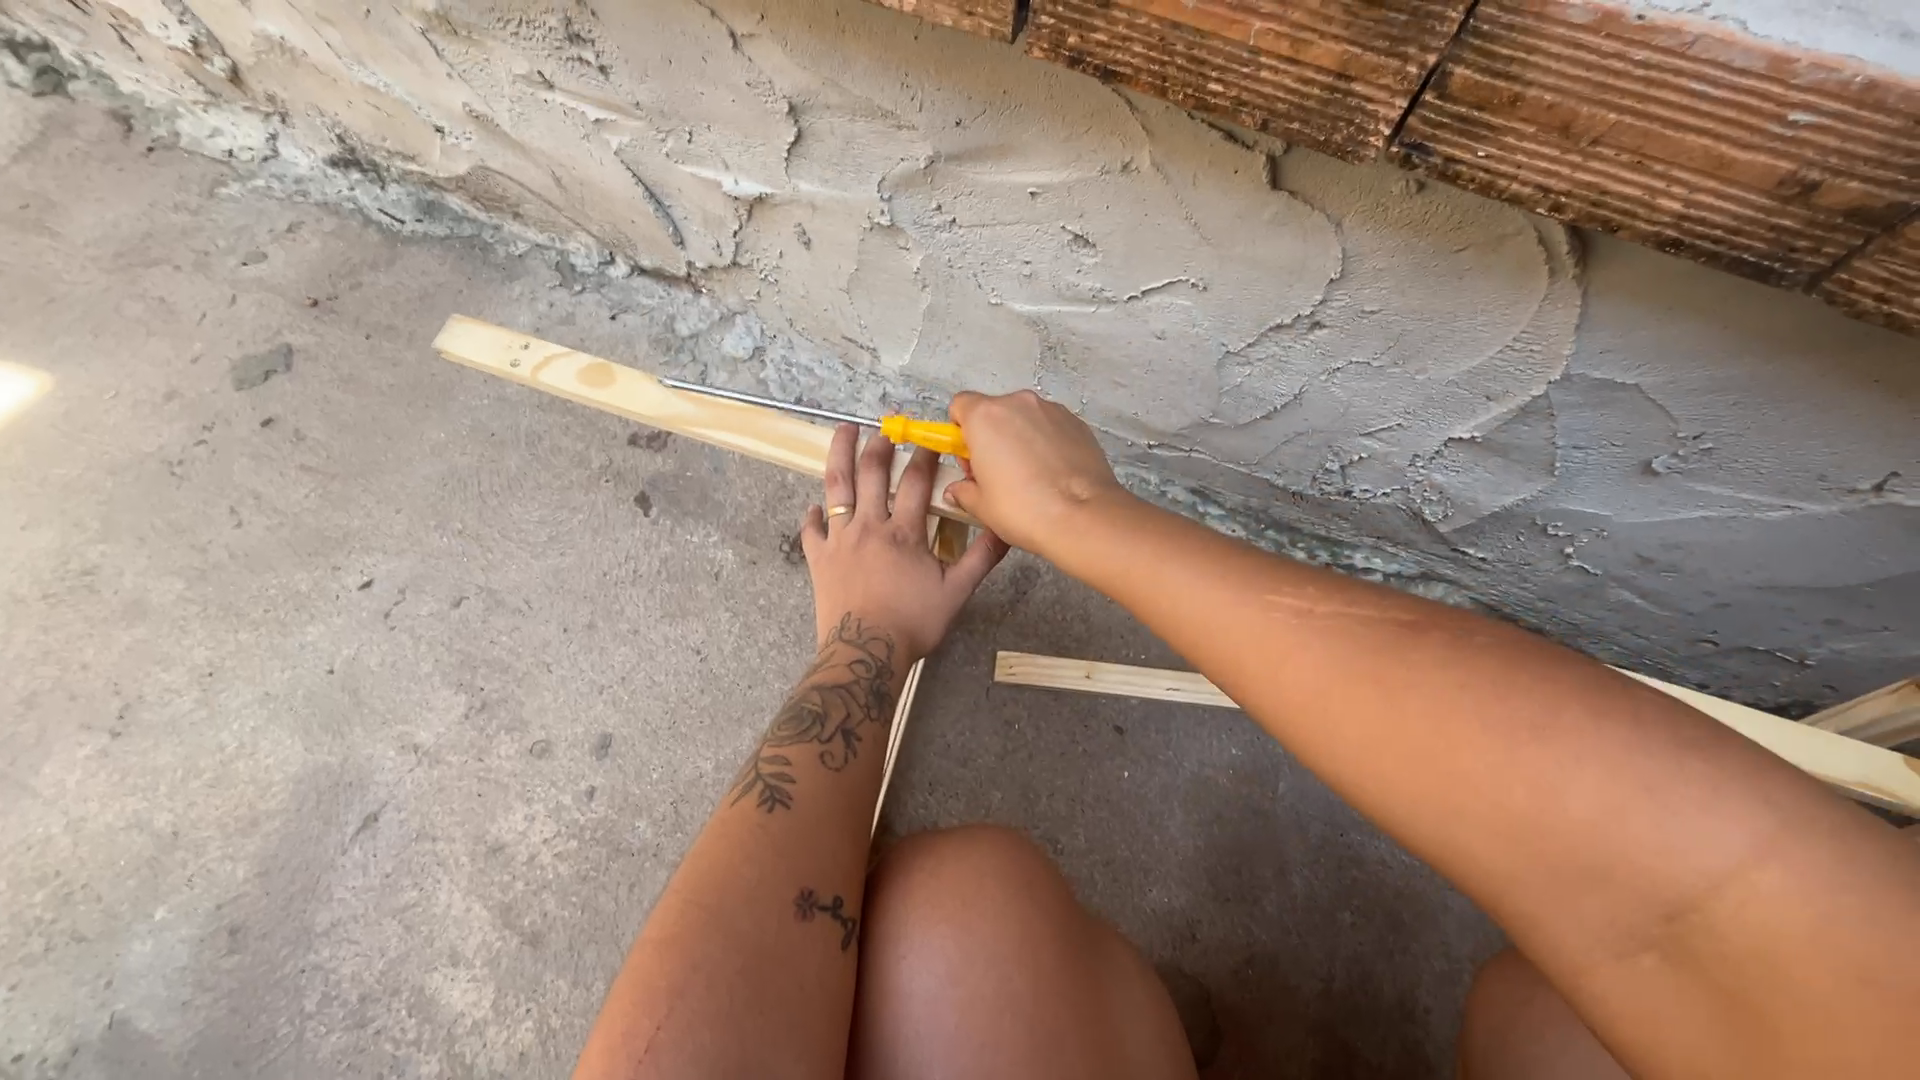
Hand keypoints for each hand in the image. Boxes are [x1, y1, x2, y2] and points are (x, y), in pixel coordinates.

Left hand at [798, 424, 1007, 660]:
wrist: (865, 652)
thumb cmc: (912, 624)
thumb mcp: (956, 592)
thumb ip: (980, 559)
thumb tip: (1005, 530)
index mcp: (905, 532)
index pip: (917, 482)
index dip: (925, 456)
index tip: (930, 437)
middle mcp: (870, 526)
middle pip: (873, 473)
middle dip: (881, 445)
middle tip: (886, 427)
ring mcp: (840, 540)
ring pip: (837, 487)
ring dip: (840, 455)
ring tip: (844, 431)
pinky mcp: (818, 559)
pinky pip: (811, 530)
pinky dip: (812, 515)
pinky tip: (814, 506)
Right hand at [942, 390, 1130, 556]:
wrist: (1082, 516)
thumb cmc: (1028, 509)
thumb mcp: (981, 506)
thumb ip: (963, 491)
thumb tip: (959, 490)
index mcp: (985, 417)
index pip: (960, 405)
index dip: (959, 431)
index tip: (967, 456)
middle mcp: (1018, 404)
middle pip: (993, 411)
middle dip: (990, 437)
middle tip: (994, 474)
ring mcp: (1050, 410)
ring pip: (1023, 418)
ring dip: (1019, 439)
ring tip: (1026, 478)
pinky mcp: (1075, 422)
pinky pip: (1050, 427)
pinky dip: (1045, 443)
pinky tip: (1049, 475)